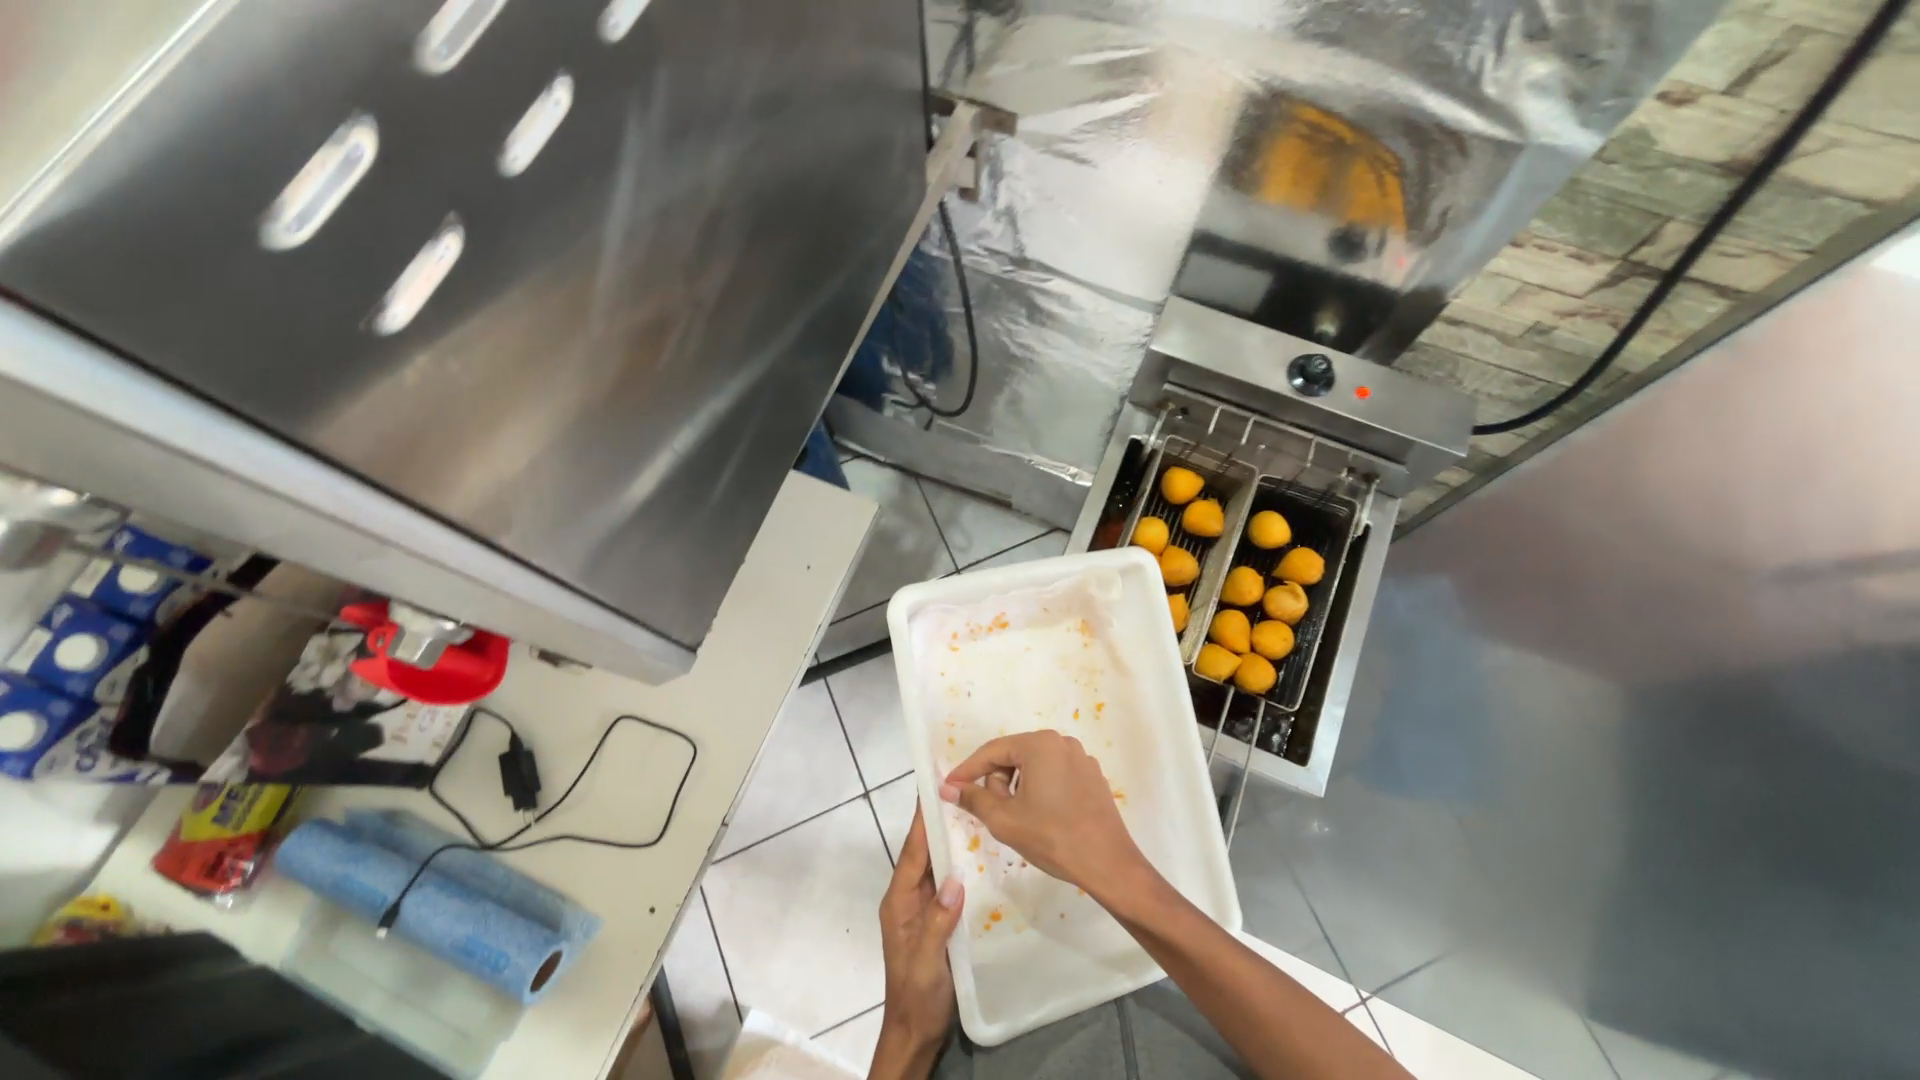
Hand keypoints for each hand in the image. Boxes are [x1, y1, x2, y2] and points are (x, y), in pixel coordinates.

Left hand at [872, 807, 962, 1076]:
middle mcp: (908, 899)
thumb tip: (955, 880)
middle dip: (937, 821)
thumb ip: (937, 923)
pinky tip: (980, 857)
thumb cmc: (917, 997)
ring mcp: (922, 909)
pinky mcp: (937, 920)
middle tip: (961, 788)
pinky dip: (960, 865)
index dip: (922, 821)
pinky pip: (947, 884)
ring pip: (936, 865)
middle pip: (923, 852)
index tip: (933, 787)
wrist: (915, 1031)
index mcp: (899, 902)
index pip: (912, 853)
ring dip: (950, 840)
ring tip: (974, 811)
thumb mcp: (927, 962)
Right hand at [939, 730, 1151, 897]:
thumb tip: (948, 788)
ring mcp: (1081, 759)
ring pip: (1034, 767)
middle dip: (998, 783)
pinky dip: (1041, 791)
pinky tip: (1042, 818)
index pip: (992, 751)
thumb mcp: (1004, 819)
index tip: (949, 787)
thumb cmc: (1052, 837)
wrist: (1108, 863)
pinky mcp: (1092, 777)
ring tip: (1020, 819)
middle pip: (1014, 756)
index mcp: (1040, 745)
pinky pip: (1055, 775)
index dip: (967, 770)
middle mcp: (1062, 743)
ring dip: (1019, 788)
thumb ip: (973, 798)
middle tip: (994, 814)